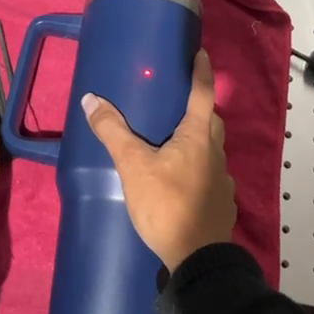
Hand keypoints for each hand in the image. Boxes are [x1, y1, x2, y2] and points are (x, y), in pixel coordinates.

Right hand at [82, 50, 236, 270]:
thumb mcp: (133, 166)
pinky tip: (184, 181)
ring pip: (211, 150)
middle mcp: (215, 152)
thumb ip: (113, 132)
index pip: (203, 93)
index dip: (202, 72)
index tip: (201, 53)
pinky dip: (199, 170)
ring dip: (198, 141)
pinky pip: (211, 176)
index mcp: (198, 136)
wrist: (198, 260)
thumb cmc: (167, 205)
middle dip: (200, 107)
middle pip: (210, 121)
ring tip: (175, 143)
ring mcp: (222, 180)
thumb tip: (91, 99)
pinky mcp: (222, 204)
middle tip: (180, 102)